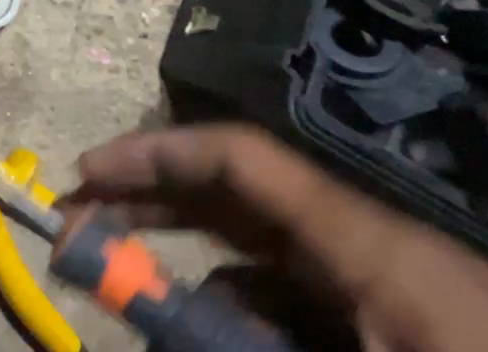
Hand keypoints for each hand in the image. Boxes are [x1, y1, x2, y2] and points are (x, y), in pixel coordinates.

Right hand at [63, 125, 487, 351]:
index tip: (85, 177)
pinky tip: (220, 329)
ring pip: (266, 250)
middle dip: (153, 202)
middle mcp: (371, 243)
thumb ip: (238, 337)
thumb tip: (146, 319)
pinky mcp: (405, 315)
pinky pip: (304, 294)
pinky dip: (252, 307)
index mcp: (367, 241)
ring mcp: (391, 281)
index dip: (152, 154)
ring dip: (197, 266)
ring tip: (140, 291)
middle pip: (237, 192)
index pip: (238, 157)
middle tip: (81, 222)